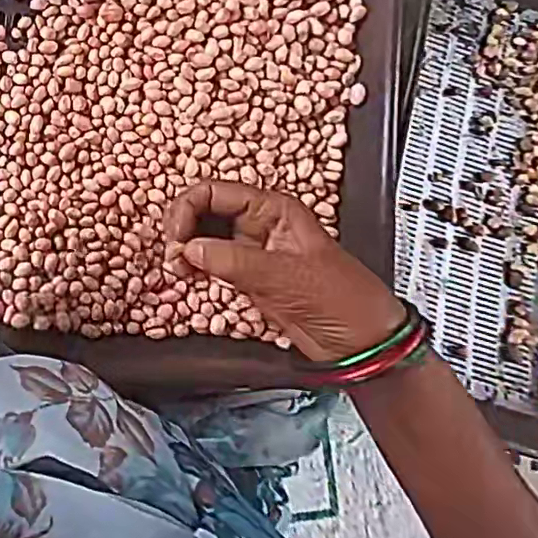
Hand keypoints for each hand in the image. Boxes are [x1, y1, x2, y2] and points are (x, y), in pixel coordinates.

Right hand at [161, 180, 403, 361]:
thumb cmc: (343, 301)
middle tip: (173, 254)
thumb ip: (235, 260)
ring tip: (177, 269)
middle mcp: (257, 223)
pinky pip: (208, 261)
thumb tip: (190, 249)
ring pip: (200, 235)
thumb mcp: (287, 277)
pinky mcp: (245, 274)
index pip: (213, 193)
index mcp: (272, 209)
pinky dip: (191, 266)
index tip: (176, 237)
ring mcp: (249, 248)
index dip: (187, 208)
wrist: (364, 344)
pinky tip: (186, 276)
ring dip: (182, 248)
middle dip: (181, 228)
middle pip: (201, 211)